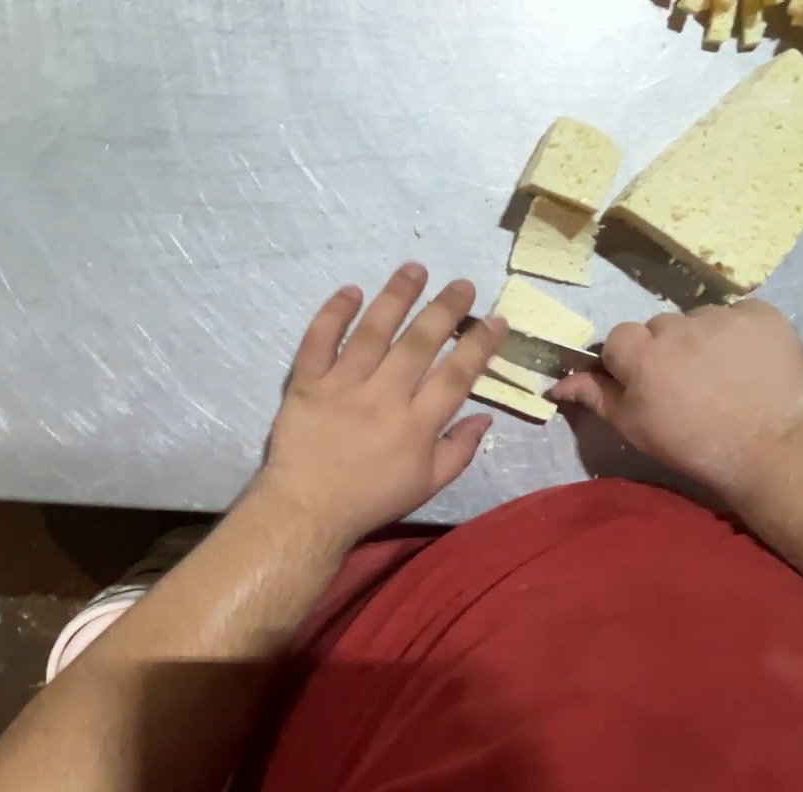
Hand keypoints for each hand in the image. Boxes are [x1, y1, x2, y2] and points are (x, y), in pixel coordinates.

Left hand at [250, 263, 504, 545]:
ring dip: (396, 296)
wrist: (307, 510)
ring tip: (415, 269)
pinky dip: (333, 313)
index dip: (480, 344)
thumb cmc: (372, 500)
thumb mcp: (427, 485)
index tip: (496, 320)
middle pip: (419, 343)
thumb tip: (485, 417)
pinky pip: (319, 340)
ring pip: (372, 332)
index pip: (456, 375)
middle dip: (445, 309)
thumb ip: (459, 451)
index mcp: (416, 425)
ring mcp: (342, 387)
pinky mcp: (306, 383)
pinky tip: (351, 290)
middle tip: (463, 284)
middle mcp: (383, 398)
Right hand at [551, 299, 802, 496]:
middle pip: (659, 327)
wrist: (768, 448)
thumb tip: (558, 383)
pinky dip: (739, 333)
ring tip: (722, 374)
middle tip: (687, 384)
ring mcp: (722, 317)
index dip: (630, 360)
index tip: (646, 384)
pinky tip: (747, 363)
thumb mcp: (635, 427)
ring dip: (703, 339)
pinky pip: (738, 314)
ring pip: (699, 319)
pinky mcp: (761, 314)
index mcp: (642, 355)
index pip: (619, 338)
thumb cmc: (690, 444)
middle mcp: (678, 326)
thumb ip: (597, 397)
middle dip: (667, 349)